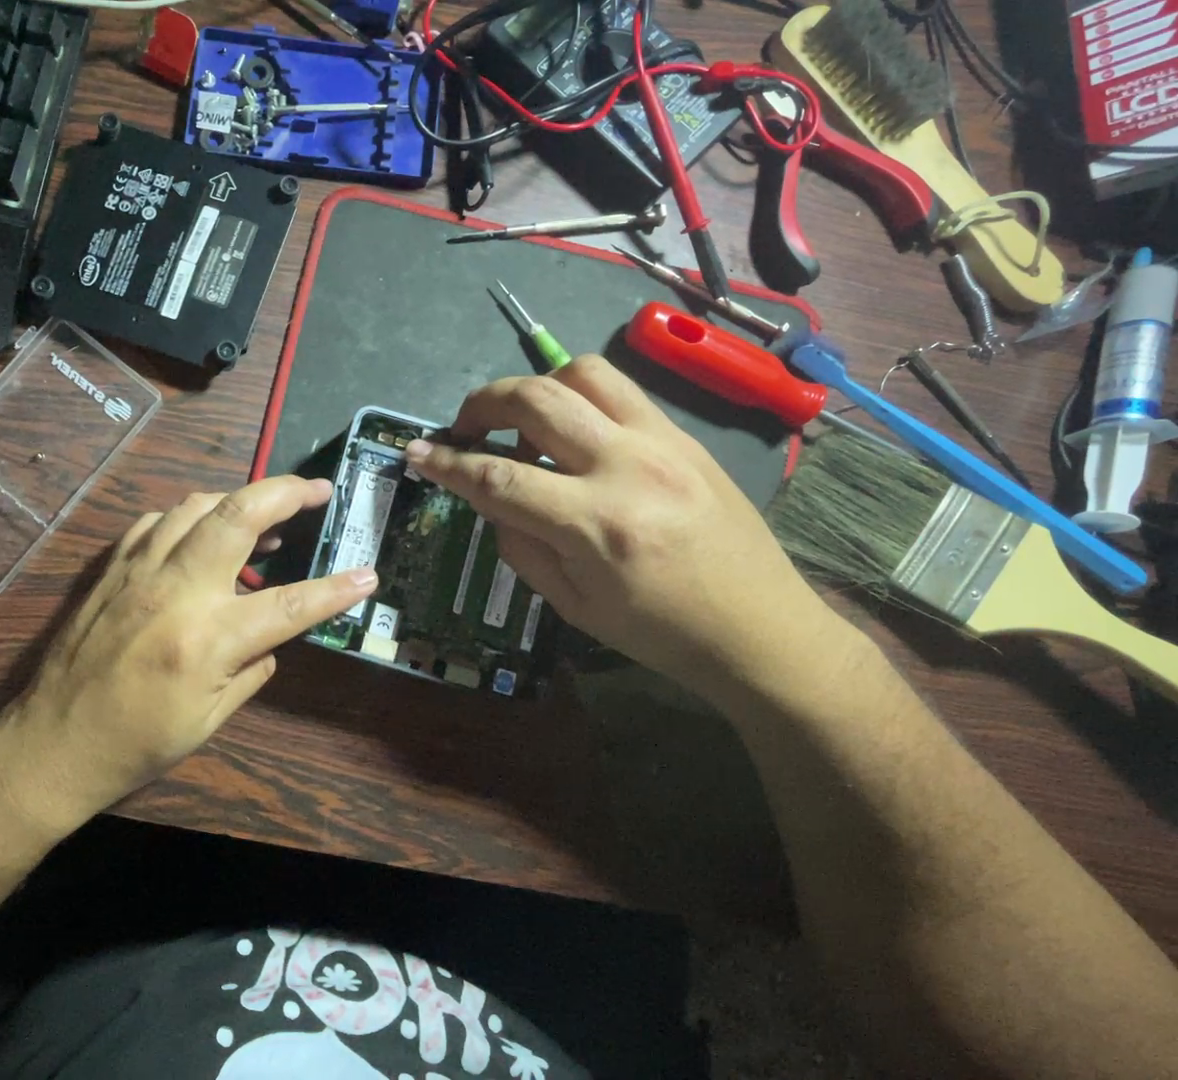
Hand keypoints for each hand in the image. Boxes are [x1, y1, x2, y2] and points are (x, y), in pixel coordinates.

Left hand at [0, 475, 377, 831]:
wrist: (52, 742)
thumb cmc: (137, 744)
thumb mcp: (210, 721)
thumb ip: (252, 670)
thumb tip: (273, 635)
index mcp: (206, 641)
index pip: (289, 604)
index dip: (335, 589)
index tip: (367, 574)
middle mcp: (175, 591)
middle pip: (238, 515)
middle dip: (285, 492)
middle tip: (316, 490)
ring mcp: (138, 572)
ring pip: (195, 506)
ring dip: (237, 500)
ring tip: (265, 515)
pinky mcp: (111, 568)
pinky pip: (156, 522)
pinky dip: (189, 518)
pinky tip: (201, 535)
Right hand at [405, 357, 840, 695]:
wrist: (761, 629)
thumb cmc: (658, 633)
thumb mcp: (571, 604)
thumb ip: (519, 544)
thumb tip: (490, 497)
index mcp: (595, 526)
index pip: (498, 478)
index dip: (447, 463)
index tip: (416, 453)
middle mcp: (628, 468)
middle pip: (535, 400)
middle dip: (481, 405)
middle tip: (464, 430)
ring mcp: (663, 442)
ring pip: (581, 373)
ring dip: (534, 388)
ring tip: (520, 423)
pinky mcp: (684, 435)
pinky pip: (619, 390)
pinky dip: (577, 397)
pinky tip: (570, 432)